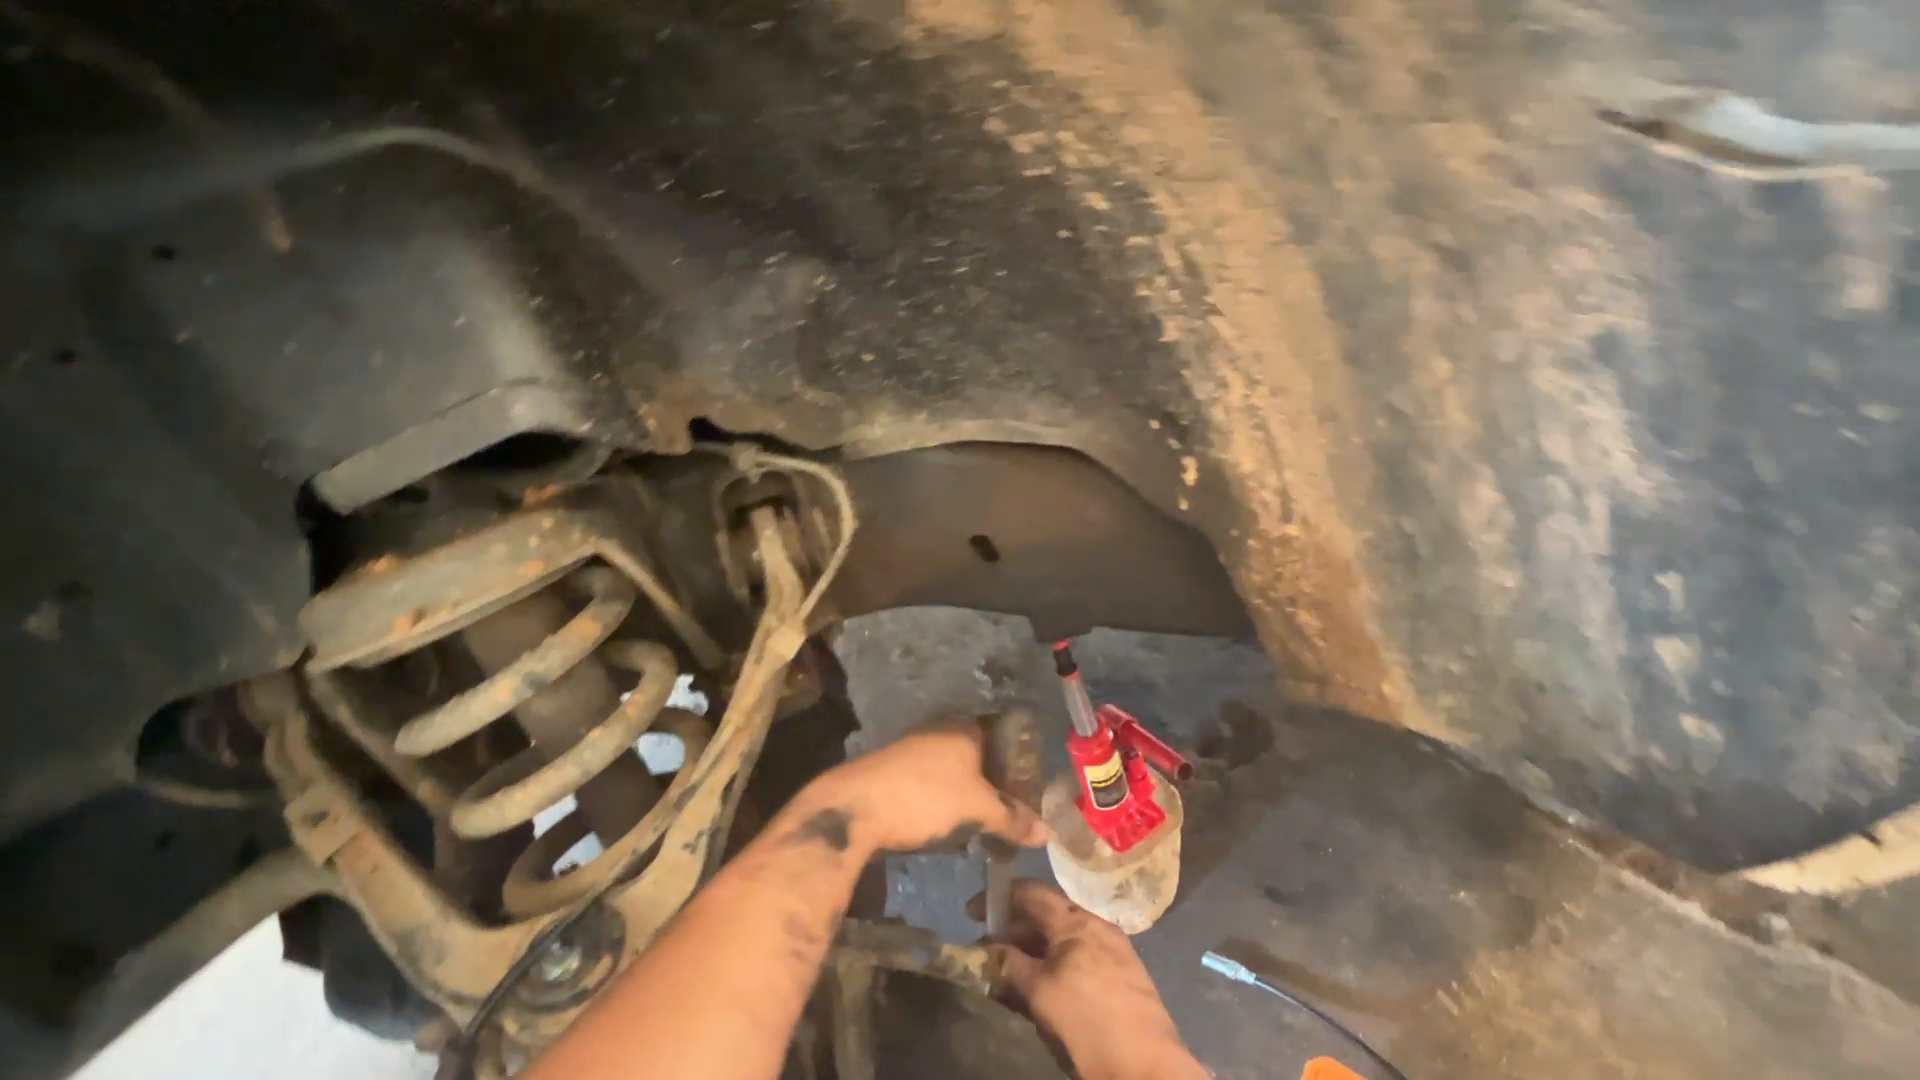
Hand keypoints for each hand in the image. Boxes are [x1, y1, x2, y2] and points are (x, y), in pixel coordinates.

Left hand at [778, 725, 1048, 857]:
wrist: (855, 809)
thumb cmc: (926, 798)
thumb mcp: (978, 811)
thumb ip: (1013, 819)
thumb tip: (1048, 833)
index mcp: (964, 730)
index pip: (1003, 741)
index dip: (1019, 770)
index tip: (1030, 798)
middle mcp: (939, 733)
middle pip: (978, 759)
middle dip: (993, 788)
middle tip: (1009, 819)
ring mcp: (912, 751)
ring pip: (952, 774)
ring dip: (966, 799)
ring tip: (981, 829)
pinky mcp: (892, 773)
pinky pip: (929, 786)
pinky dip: (941, 803)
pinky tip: (945, 827)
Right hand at [989, 882, 1207, 1079]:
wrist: (1147, 1067)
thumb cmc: (1088, 1022)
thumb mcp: (1039, 993)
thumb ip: (1010, 964)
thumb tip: (987, 948)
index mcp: (1076, 922)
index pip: (1031, 892)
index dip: (999, 898)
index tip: (973, 914)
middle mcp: (1097, 926)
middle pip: (1047, 915)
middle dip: (1015, 929)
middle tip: (988, 951)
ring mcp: (1114, 949)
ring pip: (1064, 938)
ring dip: (1034, 949)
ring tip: (1011, 974)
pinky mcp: (1123, 973)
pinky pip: (1081, 956)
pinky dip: (1056, 963)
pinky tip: (1043, 987)